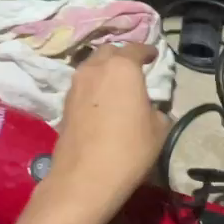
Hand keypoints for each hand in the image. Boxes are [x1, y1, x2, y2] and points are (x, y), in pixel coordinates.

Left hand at [41, 43, 166, 223]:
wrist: (86, 174)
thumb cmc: (129, 149)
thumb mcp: (158, 129)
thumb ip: (156, 109)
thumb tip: (150, 108)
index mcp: (122, 67)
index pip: (135, 49)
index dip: (146, 50)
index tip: (153, 54)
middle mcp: (95, 68)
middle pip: (109, 52)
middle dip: (122, 57)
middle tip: (133, 68)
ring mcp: (76, 83)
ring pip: (91, 66)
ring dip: (104, 70)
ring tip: (116, 84)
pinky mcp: (64, 101)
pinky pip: (82, 84)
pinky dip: (93, 85)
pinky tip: (101, 100)